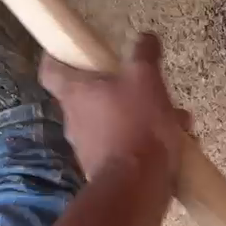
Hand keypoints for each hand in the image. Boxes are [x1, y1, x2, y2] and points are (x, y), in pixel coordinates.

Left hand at [41, 33, 191, 180]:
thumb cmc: (136, 126)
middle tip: (144, 86)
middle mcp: (74, 122)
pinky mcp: (105, 173)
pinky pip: (125, 149)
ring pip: (113, 124)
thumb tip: (145, 38)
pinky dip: (145, 144)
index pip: (51, 69)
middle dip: (119, 91)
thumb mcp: (145, 79)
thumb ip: (144, 54)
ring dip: (140, 119)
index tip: (73, 51)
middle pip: (90, 98)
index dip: (58, 55)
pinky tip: (173, 145)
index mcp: (75, 94)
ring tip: (173, 119)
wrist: (138, 187)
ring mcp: (88, 151)